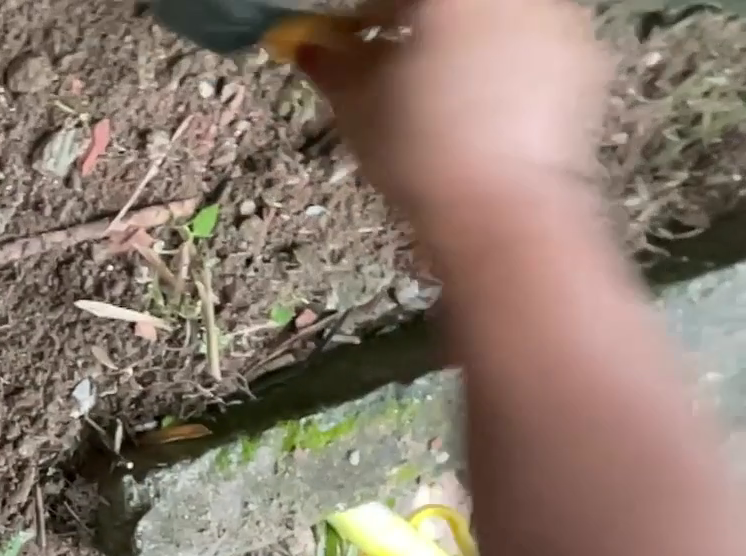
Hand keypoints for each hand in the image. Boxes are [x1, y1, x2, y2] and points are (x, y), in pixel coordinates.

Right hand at [300, 0, 610, 237]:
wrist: (496, 200)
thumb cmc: (413, 148)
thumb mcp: (355, 108)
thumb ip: (332, 66)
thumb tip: (310, 48)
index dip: (364, 13)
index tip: (344, 38)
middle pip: (447, 4)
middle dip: (412, 27)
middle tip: (384, 68)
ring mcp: (555, 16)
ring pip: (488, 21)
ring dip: (453, 46)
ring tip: (428, 98)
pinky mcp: (582, 53)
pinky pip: (524, 46)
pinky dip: (493, 67)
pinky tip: (470, 114)